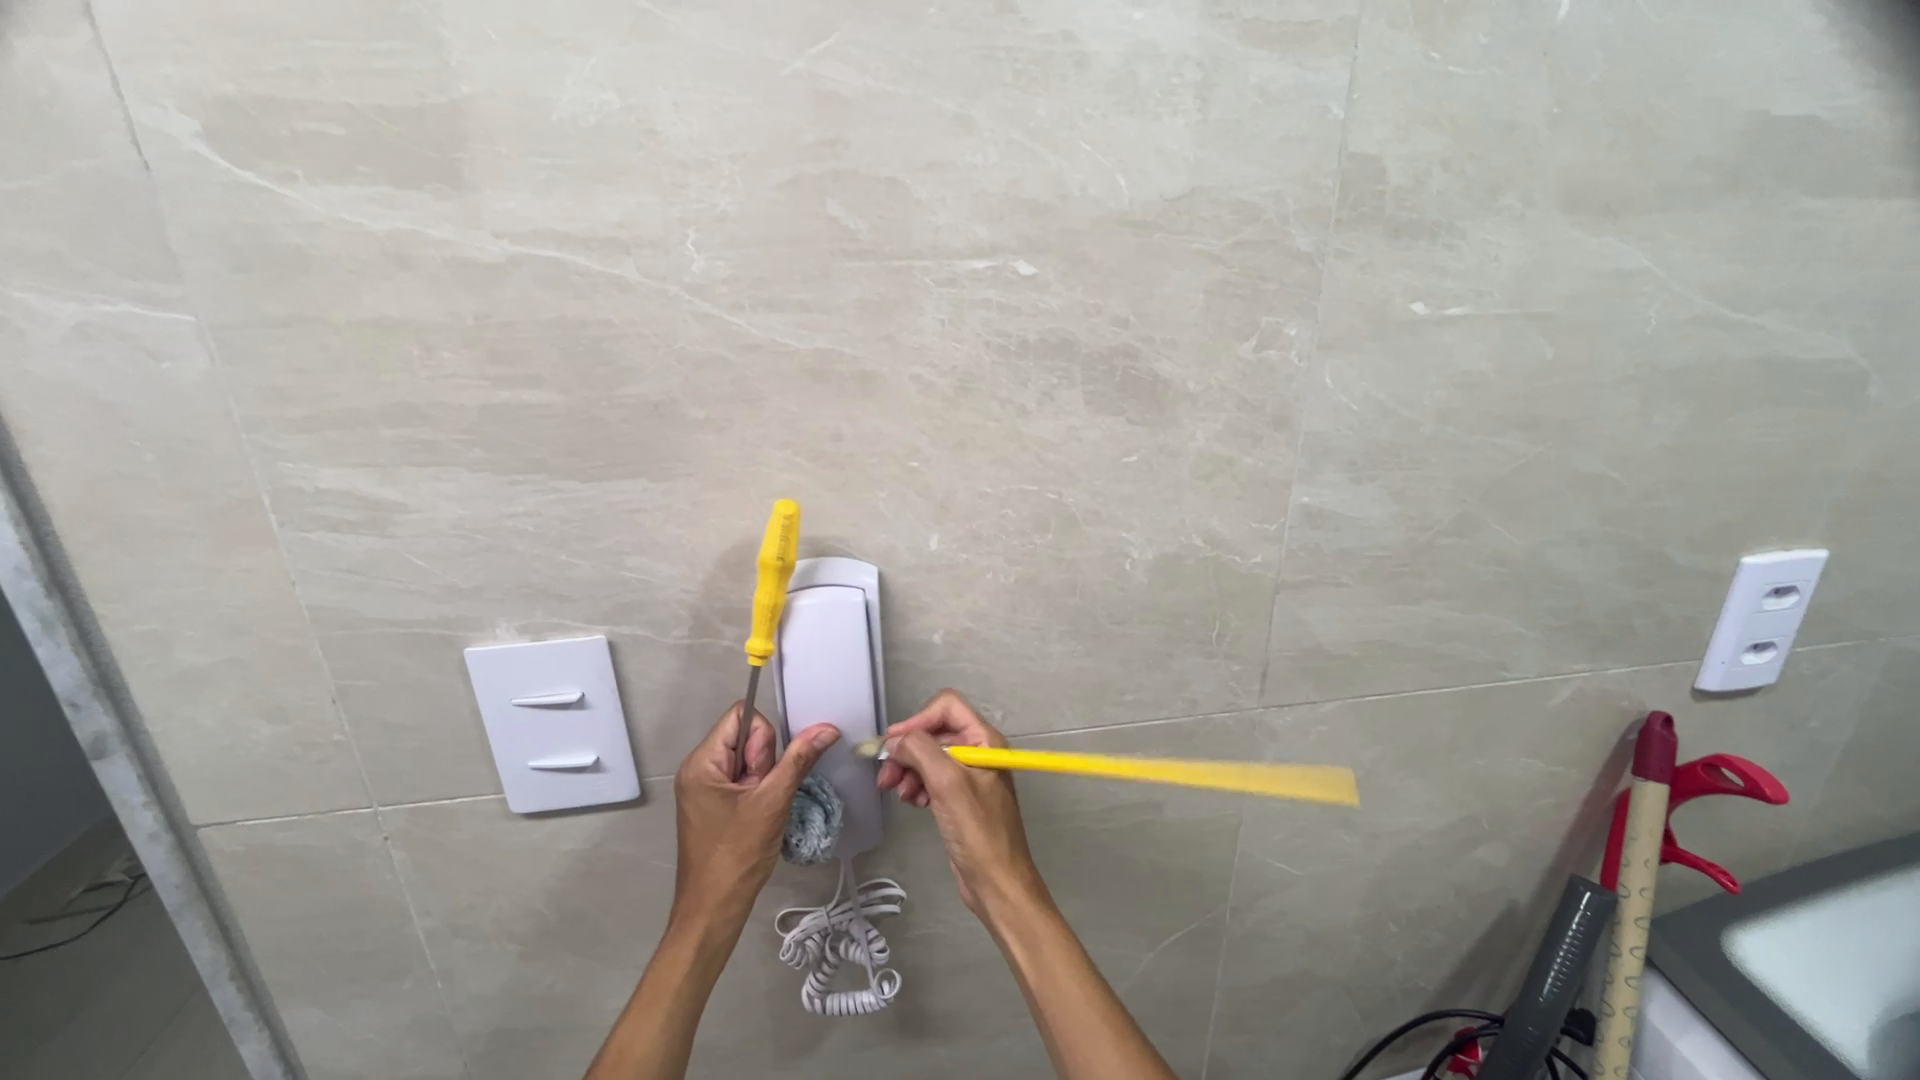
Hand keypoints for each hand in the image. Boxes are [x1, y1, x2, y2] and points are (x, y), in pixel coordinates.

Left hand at [671, 703, 839, 929]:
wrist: (714, 908)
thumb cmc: (737, 854)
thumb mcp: (773, 802)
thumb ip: (799, 759)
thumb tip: (827, 728)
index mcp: (702, 761)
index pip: (741, 714)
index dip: (763, 737)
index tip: (765, 772)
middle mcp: (698, 767)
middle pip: (745, 735)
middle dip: (764, 761)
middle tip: (762, 796)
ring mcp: (704, 786)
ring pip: (747, 759)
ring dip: (763, 779)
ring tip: (760, 810)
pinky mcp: (712, 803)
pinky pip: (742, 778)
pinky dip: (757, 791)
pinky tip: (758, 815)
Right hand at [876, 690, 1047, 919]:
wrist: (996, 882)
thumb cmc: (978, 831)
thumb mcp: (948, 783)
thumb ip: (921, 751)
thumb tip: (895, 741)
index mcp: (985, 740)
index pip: (947, 707)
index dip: (918, 720)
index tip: (895, 744)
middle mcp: (978, 752)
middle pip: (934, 733)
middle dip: (908, 750)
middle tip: (886, 775)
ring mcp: (969, 777)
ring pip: (929, 757)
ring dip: (909, 770)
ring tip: (898, 792)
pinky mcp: (959, 799)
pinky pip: (932, 779)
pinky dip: (917, 785)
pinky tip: (912, 802)